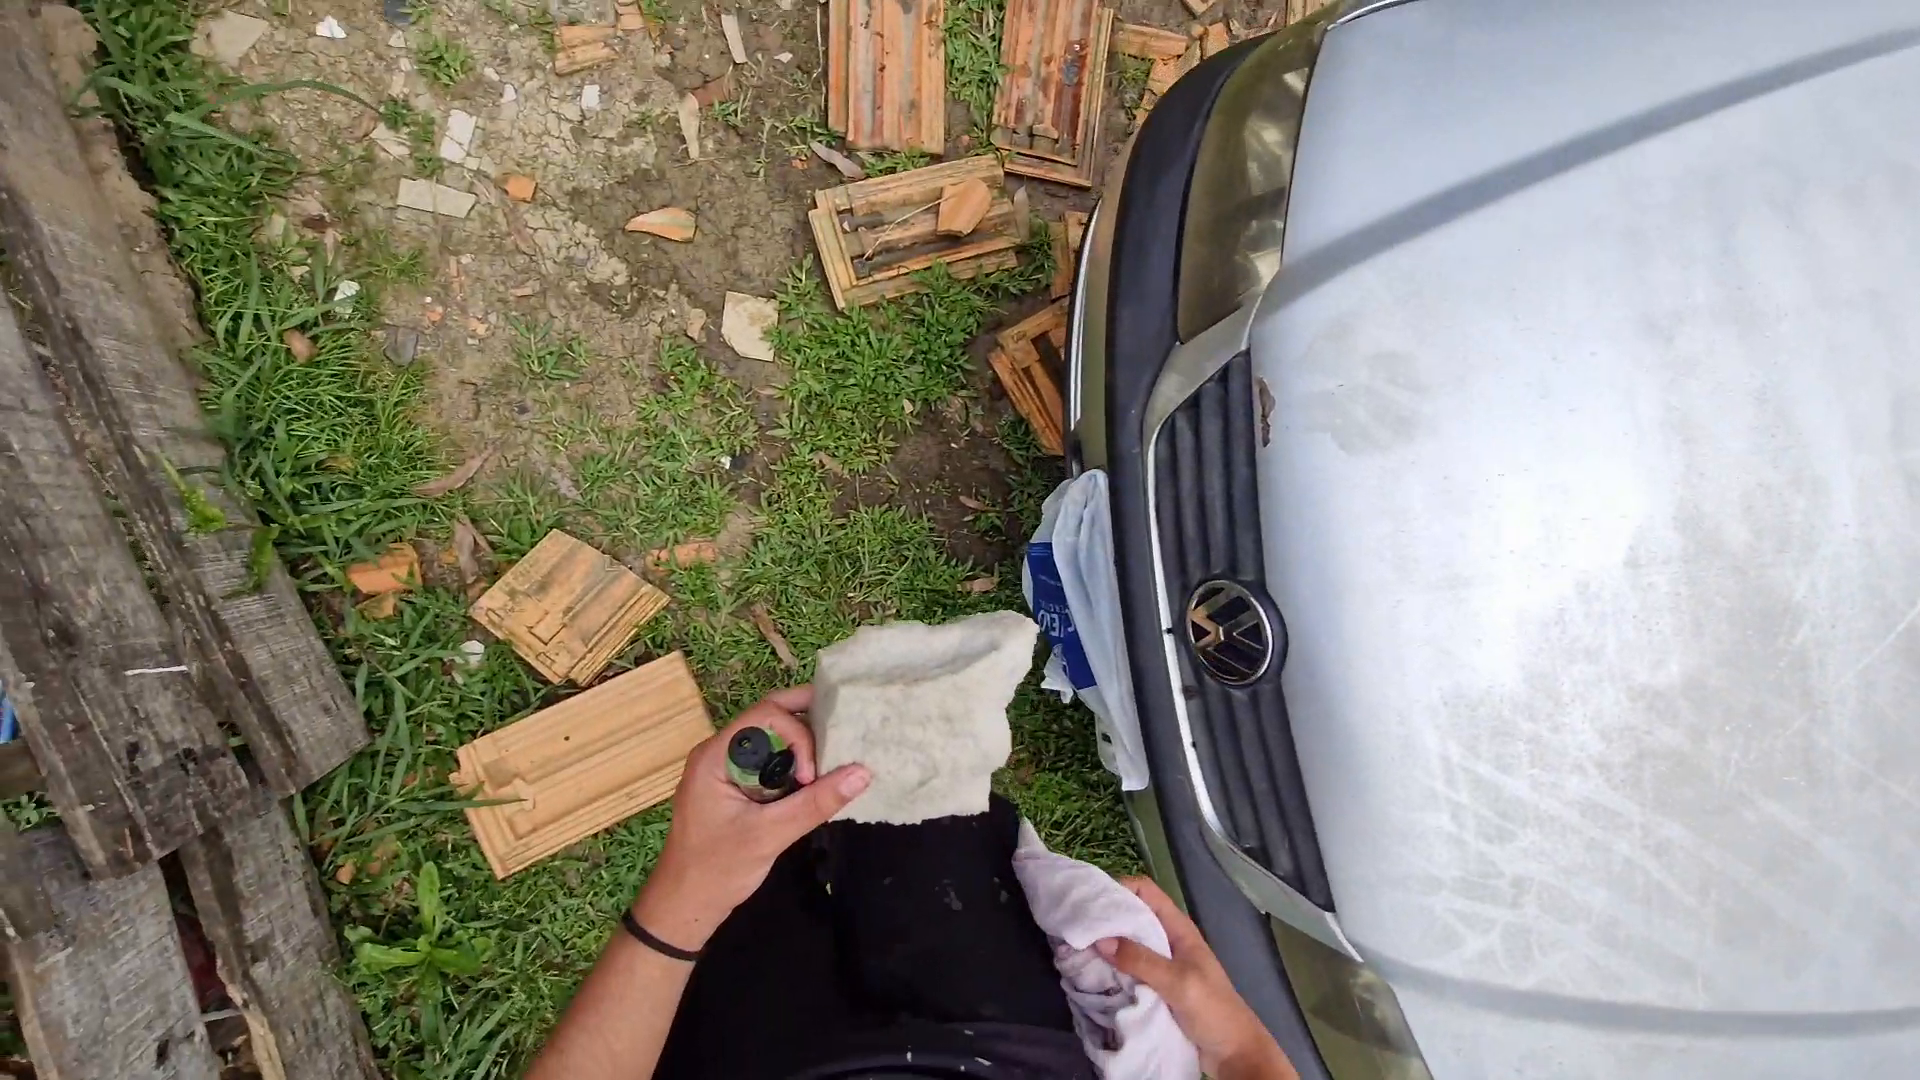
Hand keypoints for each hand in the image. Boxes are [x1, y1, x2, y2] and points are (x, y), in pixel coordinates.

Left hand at [631, 685, 870, 951]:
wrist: (683, 910)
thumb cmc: (717, 870)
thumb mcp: (769, 836)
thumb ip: (815, 803)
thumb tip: (863, 773)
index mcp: (715, 755)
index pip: (765, 715)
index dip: (798, 734)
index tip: (811, 776)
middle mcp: (720, 751)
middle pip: (768, 716)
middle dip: (807, 719)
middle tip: (844, 729)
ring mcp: (727, 767)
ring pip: (772, 736)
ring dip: (803, 742)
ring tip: (836, 756)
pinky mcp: (737, 785)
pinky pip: (770, 758)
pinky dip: (795, 761)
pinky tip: (818, 776)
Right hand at [1097, 877, 1296, 1079]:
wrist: (1235, 1055)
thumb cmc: (1214, 1009)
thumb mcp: (1178, 982)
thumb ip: (1141, 960)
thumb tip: (1100, 939)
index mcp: (1177, 927)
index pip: (1145, 890)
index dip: (1120, 888)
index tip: (1092, 901)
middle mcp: (1166, 939)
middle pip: (1132, 915)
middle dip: (1107, 918)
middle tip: (1078, 925)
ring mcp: (1161, 963)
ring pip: (1128, 943)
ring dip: (1107, 945)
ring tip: (1079, 948)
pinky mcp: (1155, 986)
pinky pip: (1129, 969)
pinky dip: (1112, 968)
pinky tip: (1094, 973)